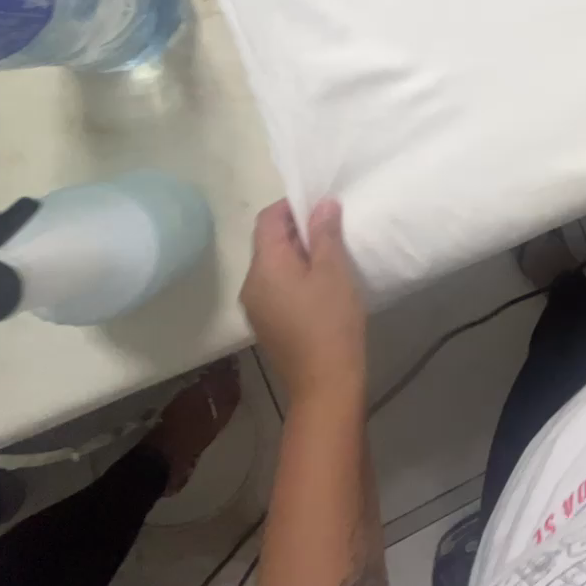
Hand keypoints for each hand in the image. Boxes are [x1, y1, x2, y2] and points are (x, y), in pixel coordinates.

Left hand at [240, 198, 366, 401]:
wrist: (324, 382)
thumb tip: (321, 204)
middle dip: (299, 228)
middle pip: (269, 242)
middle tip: (335, 225)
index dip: (292, 205)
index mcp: (264, 266)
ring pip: (274, 265)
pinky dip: (296, 274)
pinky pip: (277, 285)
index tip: (323, 203)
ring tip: (333, 253)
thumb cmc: (332, 320)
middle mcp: (251, 283)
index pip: (267, 219)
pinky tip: (323, 282)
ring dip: (299, 252)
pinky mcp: (268, 322)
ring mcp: (256, 306)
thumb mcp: (334, 270)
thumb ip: (325, 233)